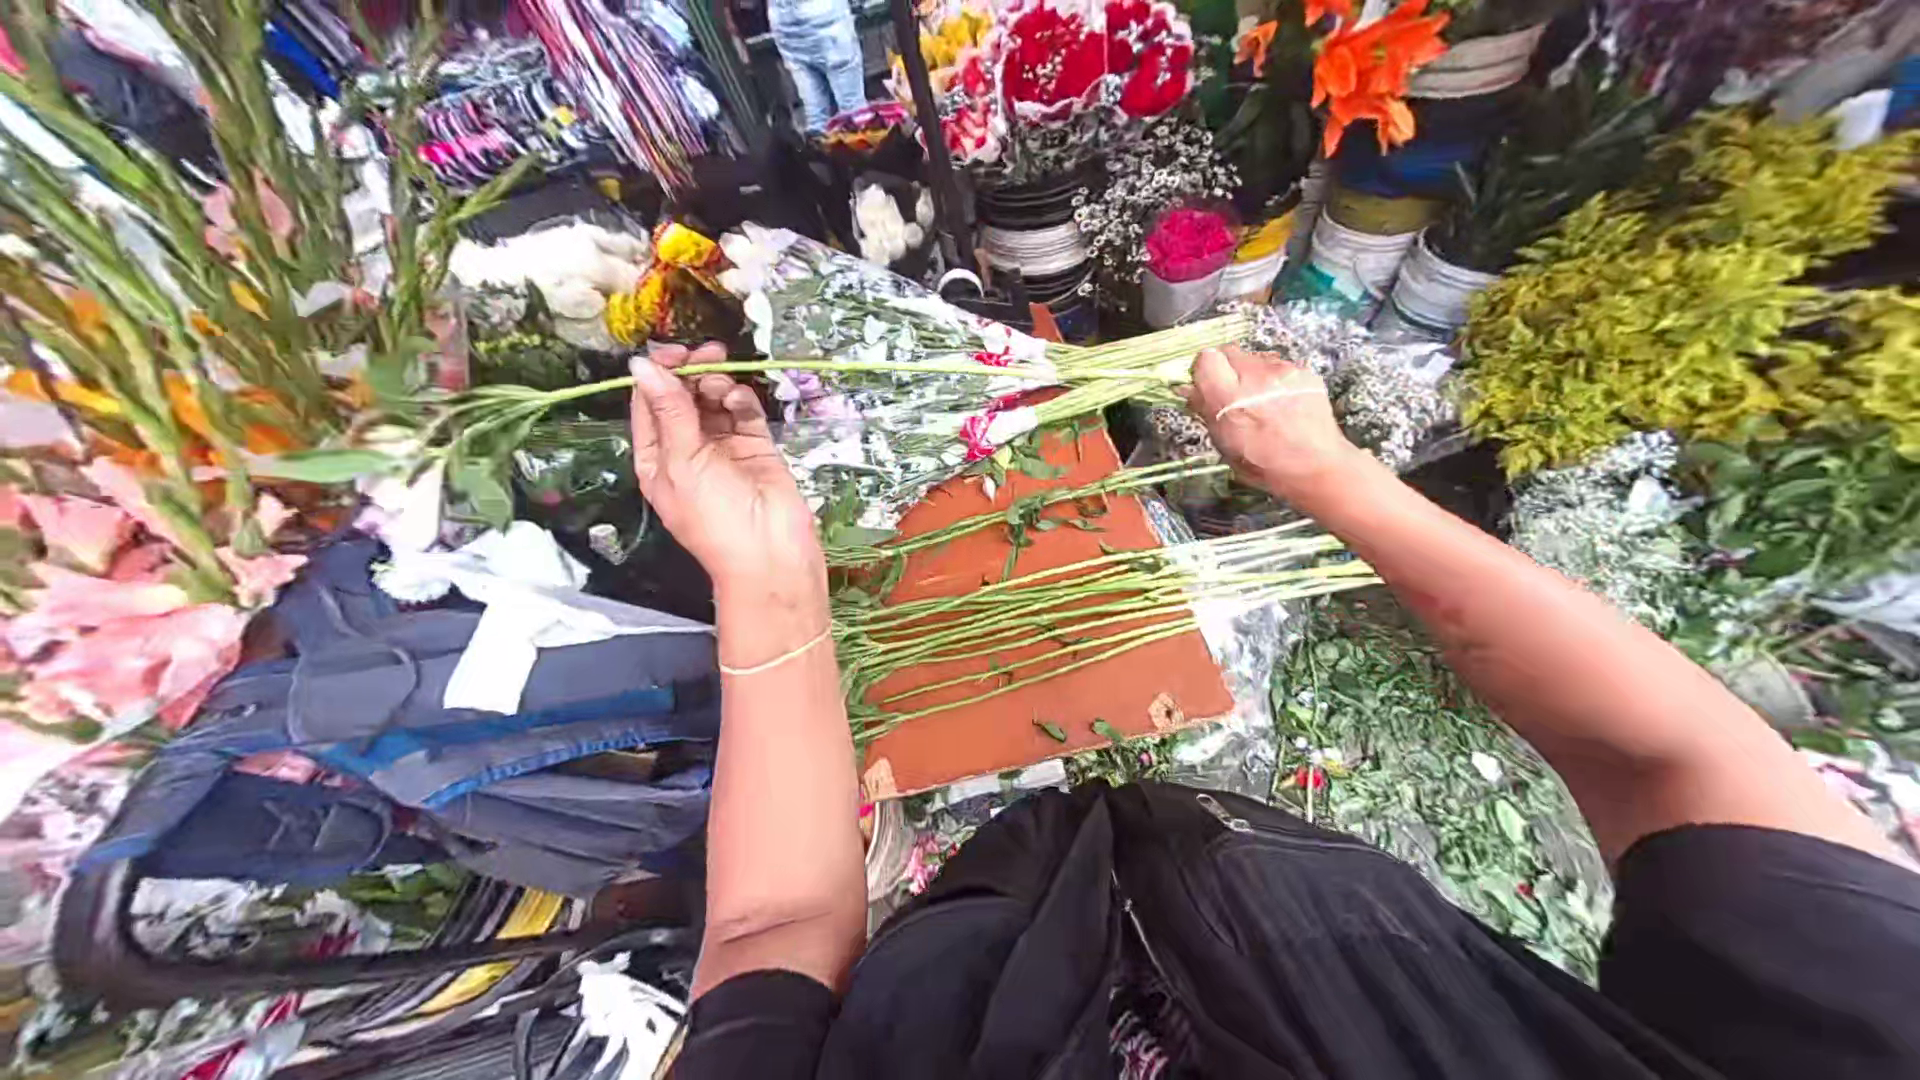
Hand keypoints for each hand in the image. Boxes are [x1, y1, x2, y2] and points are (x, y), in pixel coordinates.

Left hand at [629, 343, 824, 601]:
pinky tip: (740, 401)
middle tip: (707, 356)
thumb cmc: (716, 517)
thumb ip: (669, 411)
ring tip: (723, 386)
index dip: (658, 375)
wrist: (770, 551)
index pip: (650, 405)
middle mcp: (689, 449)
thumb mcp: (682, 462)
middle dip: (692, 374)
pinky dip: (741, 402)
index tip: (673, 352)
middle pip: (684, 398)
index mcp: (658, 458)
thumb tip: (642, 365)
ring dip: (717, 385)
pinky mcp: (757, 447)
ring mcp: (725, 448)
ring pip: (716, 402)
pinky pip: (745, 414)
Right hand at [1183, 345, 1367, 504]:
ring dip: (1249, 372)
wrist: (1315, 466)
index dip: (1203, 369)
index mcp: (1230, 399)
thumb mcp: (1223, 442)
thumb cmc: (1263, 463)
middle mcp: (1256, 378)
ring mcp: (1282, 371)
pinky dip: (1272, 378)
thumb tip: (1190, 390)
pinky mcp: (1303, 371)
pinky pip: (1277, 364)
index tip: (1205, 383)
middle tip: (1229, 390)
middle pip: (1229, 352)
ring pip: (1254, 356)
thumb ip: (1205, 410)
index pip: (1206, 359)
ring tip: (1258, 399)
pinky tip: (1278, 400)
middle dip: (1225, 367)